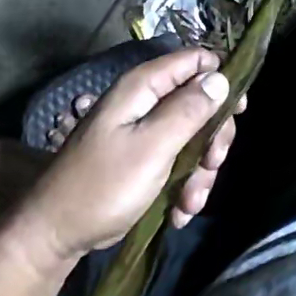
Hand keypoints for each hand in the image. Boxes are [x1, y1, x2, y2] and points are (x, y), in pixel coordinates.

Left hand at [17, 49, 238, 261]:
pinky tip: (179, 211)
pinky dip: (185, 185)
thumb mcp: (152, 147)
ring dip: (200, 171)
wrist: (57, 233)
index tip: (238, 112)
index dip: (221, 80)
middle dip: (213, 137)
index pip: (194, 61)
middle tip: (212, 164)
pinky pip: (179, 161)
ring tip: (190, 202)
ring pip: (194, 137)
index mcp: (143, 88)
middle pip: (200, 102)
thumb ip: (188, 110)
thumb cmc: (103, 185)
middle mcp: (145, 103)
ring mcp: (144, 132)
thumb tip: (220, 78)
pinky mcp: (145, 159)